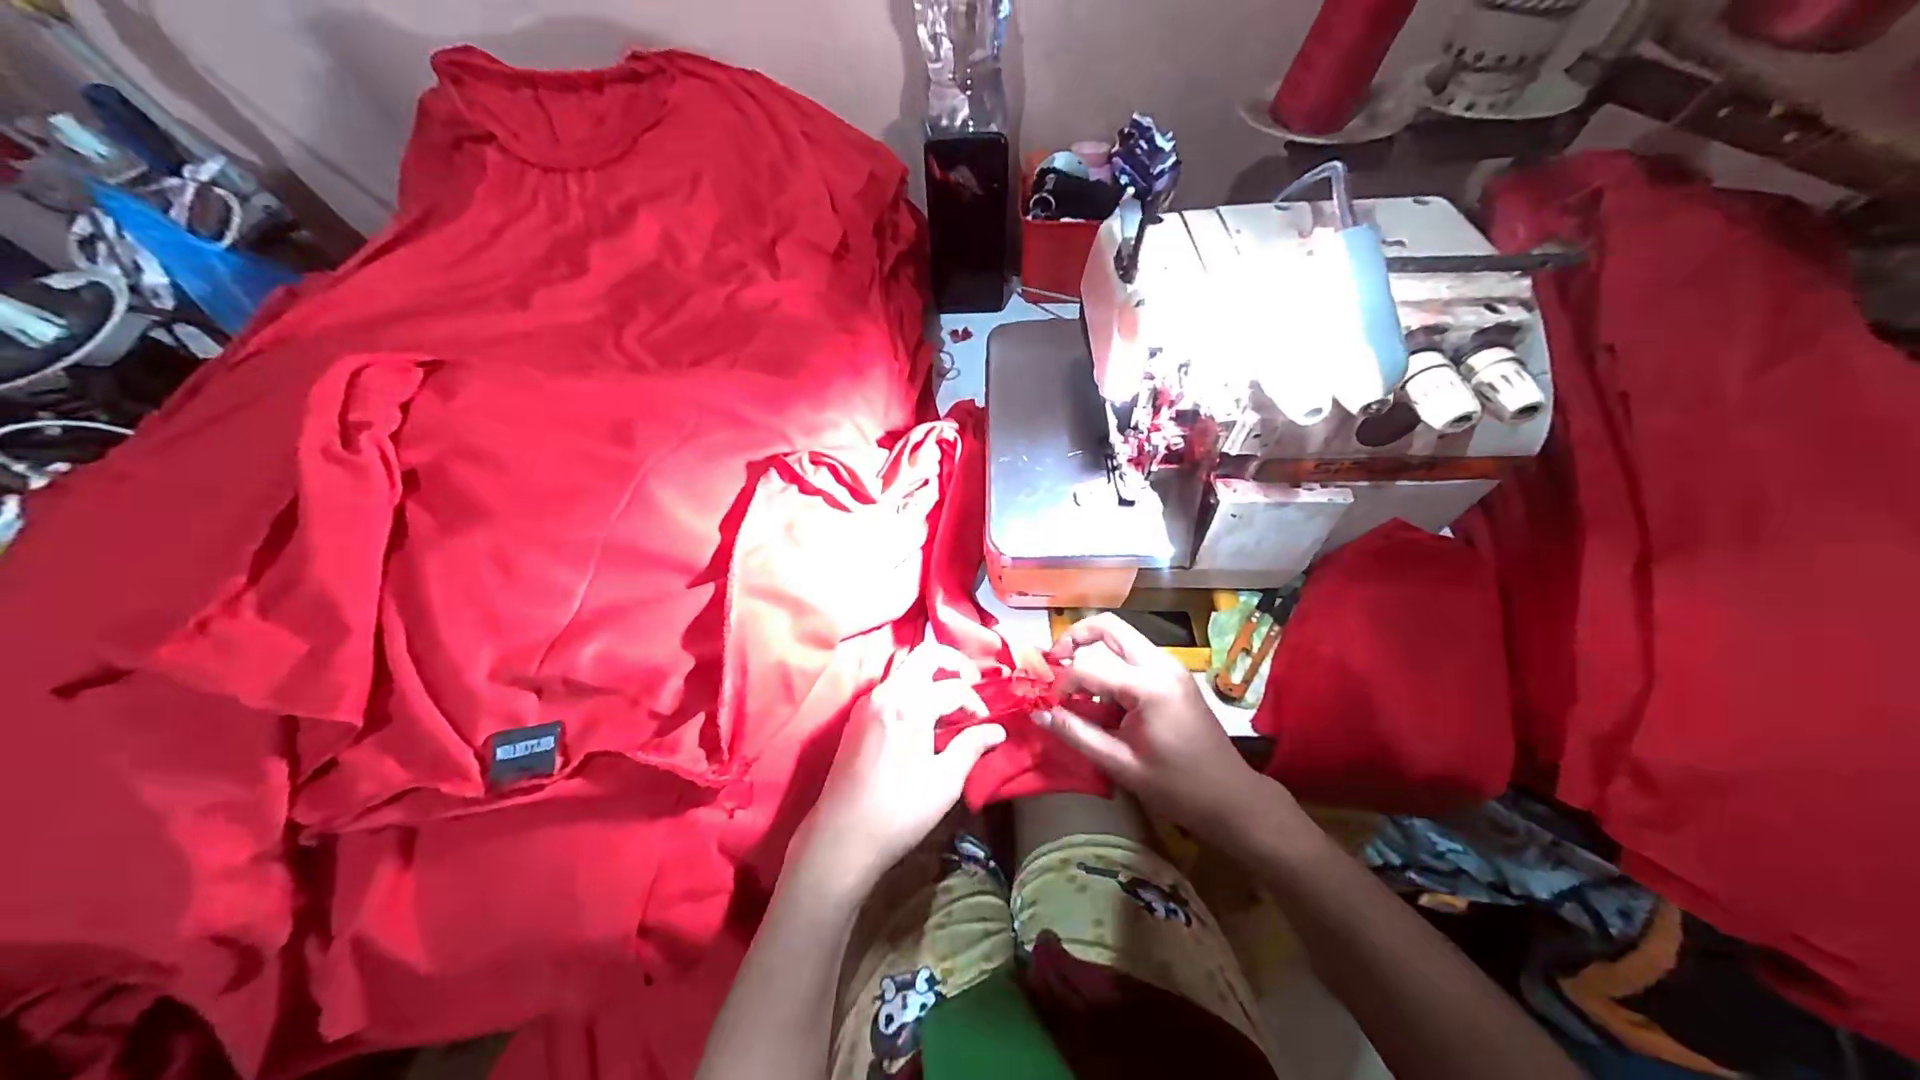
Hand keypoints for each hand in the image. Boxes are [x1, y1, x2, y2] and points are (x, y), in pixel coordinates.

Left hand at [792, 644, 1006, 893]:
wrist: (841, 837)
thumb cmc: (899, 812)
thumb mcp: (945, 782)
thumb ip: (971, 747)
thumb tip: (996, 730)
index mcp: (910, 706)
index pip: (953, 687)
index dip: (976, 703)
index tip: (984, 726)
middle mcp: (886, 693)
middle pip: (925, 655)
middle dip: (954, 664)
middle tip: (972, 685)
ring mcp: (867, 703)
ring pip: (906, 669)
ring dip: (932, 677)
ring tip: (951, 707)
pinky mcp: (857, 717)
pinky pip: (892, 687)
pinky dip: (913, 690)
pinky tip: (924, 719)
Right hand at [1039, 614, 1286, 842]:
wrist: (1231, 797)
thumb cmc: (1176, 787)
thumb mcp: (1120, 764)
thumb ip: (1077, 734)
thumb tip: (1039, 714)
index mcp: (1149, 686)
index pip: (1089, 667)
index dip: (1062, 684)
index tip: (1050, 706)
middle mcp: (1161, 664)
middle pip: (1108, 626)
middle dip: (1075, 638)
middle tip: (1054, 663)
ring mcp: (1171, 667)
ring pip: (1121, 638)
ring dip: (1093, 653)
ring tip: (1077, 690)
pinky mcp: (1174, 675)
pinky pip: (1134, 656)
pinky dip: (1111, 666)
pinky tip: (1103, 699)